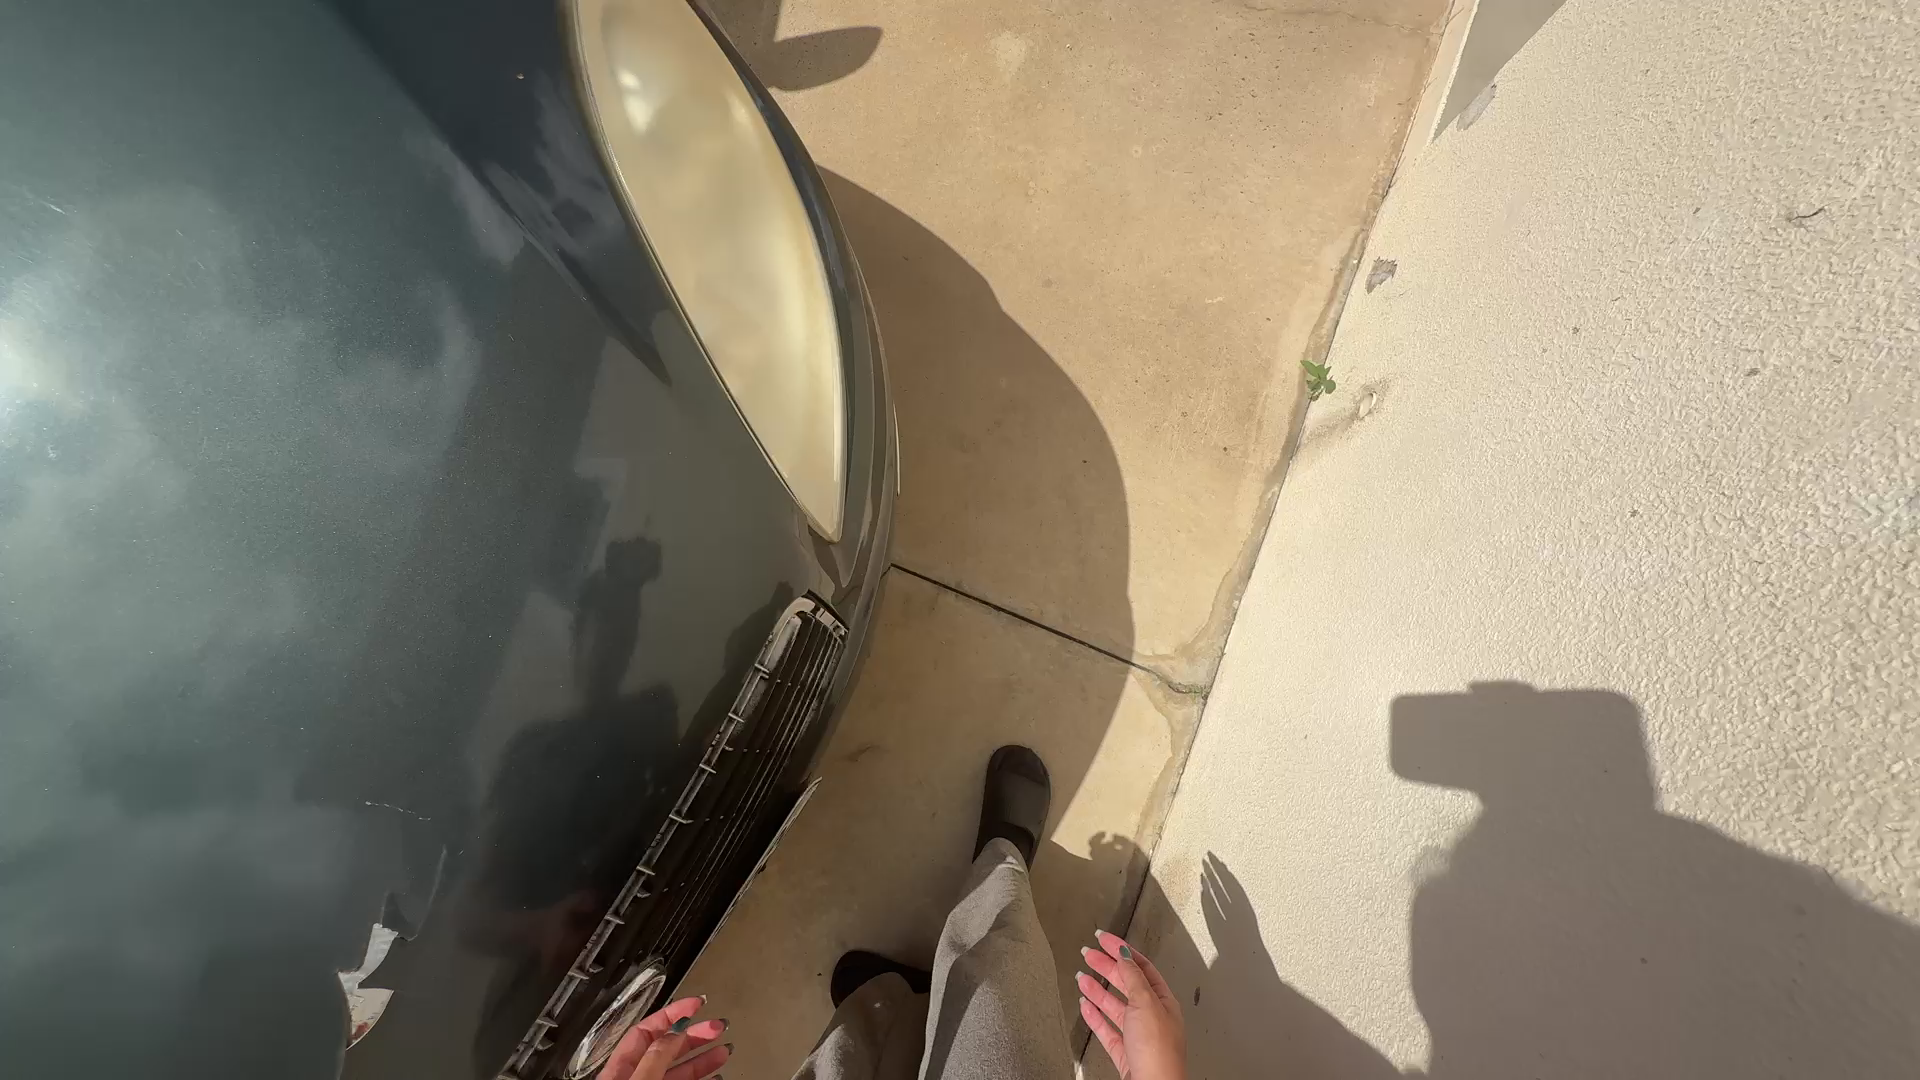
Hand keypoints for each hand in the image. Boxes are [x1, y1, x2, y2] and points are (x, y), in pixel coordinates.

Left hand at [596, 996, 730, 1079]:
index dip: (673, 1012)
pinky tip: (713, 1075)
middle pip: (667, 1047)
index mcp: (619, 1069)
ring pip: (677, 1069)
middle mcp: (632, 1078)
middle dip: (695, 1033)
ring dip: (703, 1057)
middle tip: (717, 1026)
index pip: (647, 1029)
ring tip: (724, 1050)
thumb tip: (677, 1030)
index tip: (697, 1002)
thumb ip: (655, 1055)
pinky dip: (700, 1077)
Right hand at [1077, 930, 1186, 1079]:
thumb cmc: (1158, 1052)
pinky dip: (1094, 1015)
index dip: (1121, 949)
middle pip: (1125, 983)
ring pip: (1114, 1005)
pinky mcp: (1125, 1053)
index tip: (1104, 938)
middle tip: (1088, 952)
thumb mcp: (1145, 1003)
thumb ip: (1133, 977)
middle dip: (1106, 966)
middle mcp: (1152, 1016)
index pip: (1140, 966)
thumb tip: (1124, 954)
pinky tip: (1086, 1006)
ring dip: (1096, 989)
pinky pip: (1107, 1029)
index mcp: (1163, 1001)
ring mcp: (1138, 1036)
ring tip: (1081, 976)